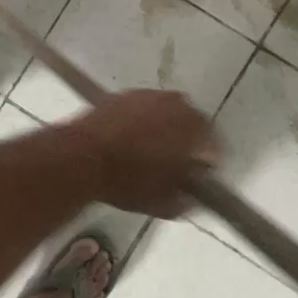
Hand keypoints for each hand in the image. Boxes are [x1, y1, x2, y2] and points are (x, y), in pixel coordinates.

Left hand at [66, 89, 215, 216]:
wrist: (81, 156)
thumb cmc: (128, 181)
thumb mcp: (165, 203)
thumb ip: (188, 199)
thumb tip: (195, 197)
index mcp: (195, 129)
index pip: (217, 145)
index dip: (211, 162)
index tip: (203, 175)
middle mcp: (177, 104)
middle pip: (194, 122)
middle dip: (192, 140)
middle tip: (181, 161)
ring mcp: (149, 94)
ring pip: (169, 111)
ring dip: (168, 127)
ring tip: (155, 149)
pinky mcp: (125, 93)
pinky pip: (145, 107)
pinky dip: (145, 119)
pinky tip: (133, 137)